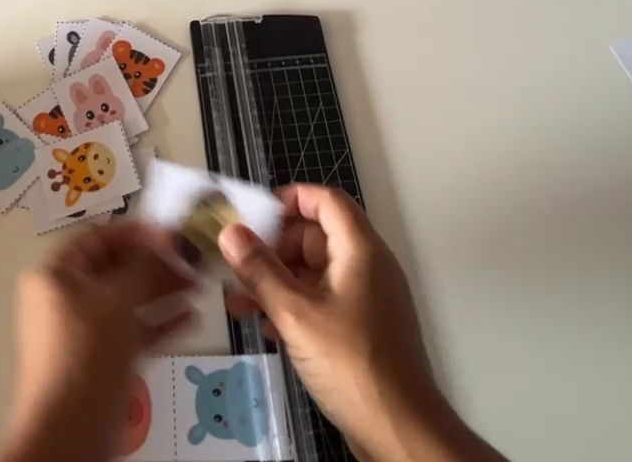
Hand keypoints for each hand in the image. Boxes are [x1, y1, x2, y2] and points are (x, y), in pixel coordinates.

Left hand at [0, 223, 196, 461]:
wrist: (70, 432)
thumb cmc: (88, 351)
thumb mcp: (117, 298)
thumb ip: (143, 265)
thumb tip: (163, 238)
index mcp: (56, 273)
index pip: (97, 237)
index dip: (135, 233)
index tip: (171, 235)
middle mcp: (65, 297)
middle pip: (115, 268)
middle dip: (155, 264)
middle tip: (192, 262)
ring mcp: (82, 330)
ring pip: (127, 300)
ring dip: (162, 292)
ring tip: (198, 287)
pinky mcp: (99, 359)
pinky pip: (131, 330)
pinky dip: (157, 323)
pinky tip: (189, 318)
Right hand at [221, 185, 506, 461]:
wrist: (400, 432)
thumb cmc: (352, 364)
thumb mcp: (296, 314)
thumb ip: (260, 271)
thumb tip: (231, 234)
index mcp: (360, 250)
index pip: (327, 201)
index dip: (291, 199)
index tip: (255, 213)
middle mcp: (367, 266)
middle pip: (316, 236)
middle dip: (274, 247)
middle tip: (239, 262)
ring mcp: (366, 298)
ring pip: (314, 271)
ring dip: (277, 280)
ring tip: (238, 299)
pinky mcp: (362, 327)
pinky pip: (322, 299)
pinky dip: (293, 305)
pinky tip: (266, 327)